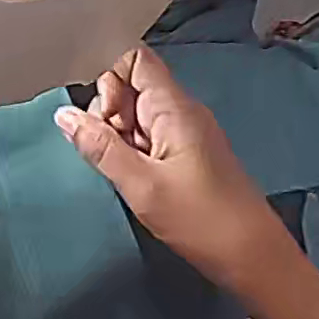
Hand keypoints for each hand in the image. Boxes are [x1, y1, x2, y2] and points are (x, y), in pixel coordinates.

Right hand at [54, 44, 284, 289]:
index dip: (110, 81)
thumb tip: (64, 115)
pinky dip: (131, 152)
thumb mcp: (141, 184)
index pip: (135, 60)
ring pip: (134, 114)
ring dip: (117, 137)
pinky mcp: (183, 154)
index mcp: (174, 107)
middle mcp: (180, 111)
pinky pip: (145, 137)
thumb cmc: (201, 220)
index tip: (107, 121)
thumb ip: (99, 146)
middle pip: (129, 87)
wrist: (254, 259)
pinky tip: (136, 179)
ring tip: (127, 172)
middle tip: (115, 154)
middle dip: (108, 114)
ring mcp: (183, 133)